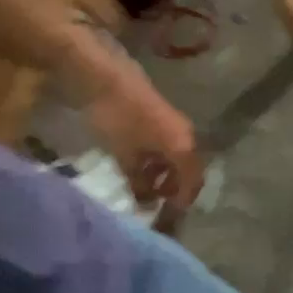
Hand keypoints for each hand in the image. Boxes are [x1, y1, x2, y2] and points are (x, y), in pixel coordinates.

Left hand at [64, 26, 203, 211]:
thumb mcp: (125, 155)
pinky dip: (156, 160)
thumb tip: (144, 204)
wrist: (101, 73)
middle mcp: (186, 137)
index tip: (167, 219)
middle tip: (155, 205)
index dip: (181, 203)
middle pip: (188, 171)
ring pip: (176, 158)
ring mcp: (174, 125)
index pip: (192, 183)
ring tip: (142, 186)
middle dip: (174, 190)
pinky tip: (137, 164)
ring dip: (163, 175)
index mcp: (184, 148)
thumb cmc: (116, 118)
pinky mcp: (160, 116)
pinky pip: (166, 146)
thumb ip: (138, 181)